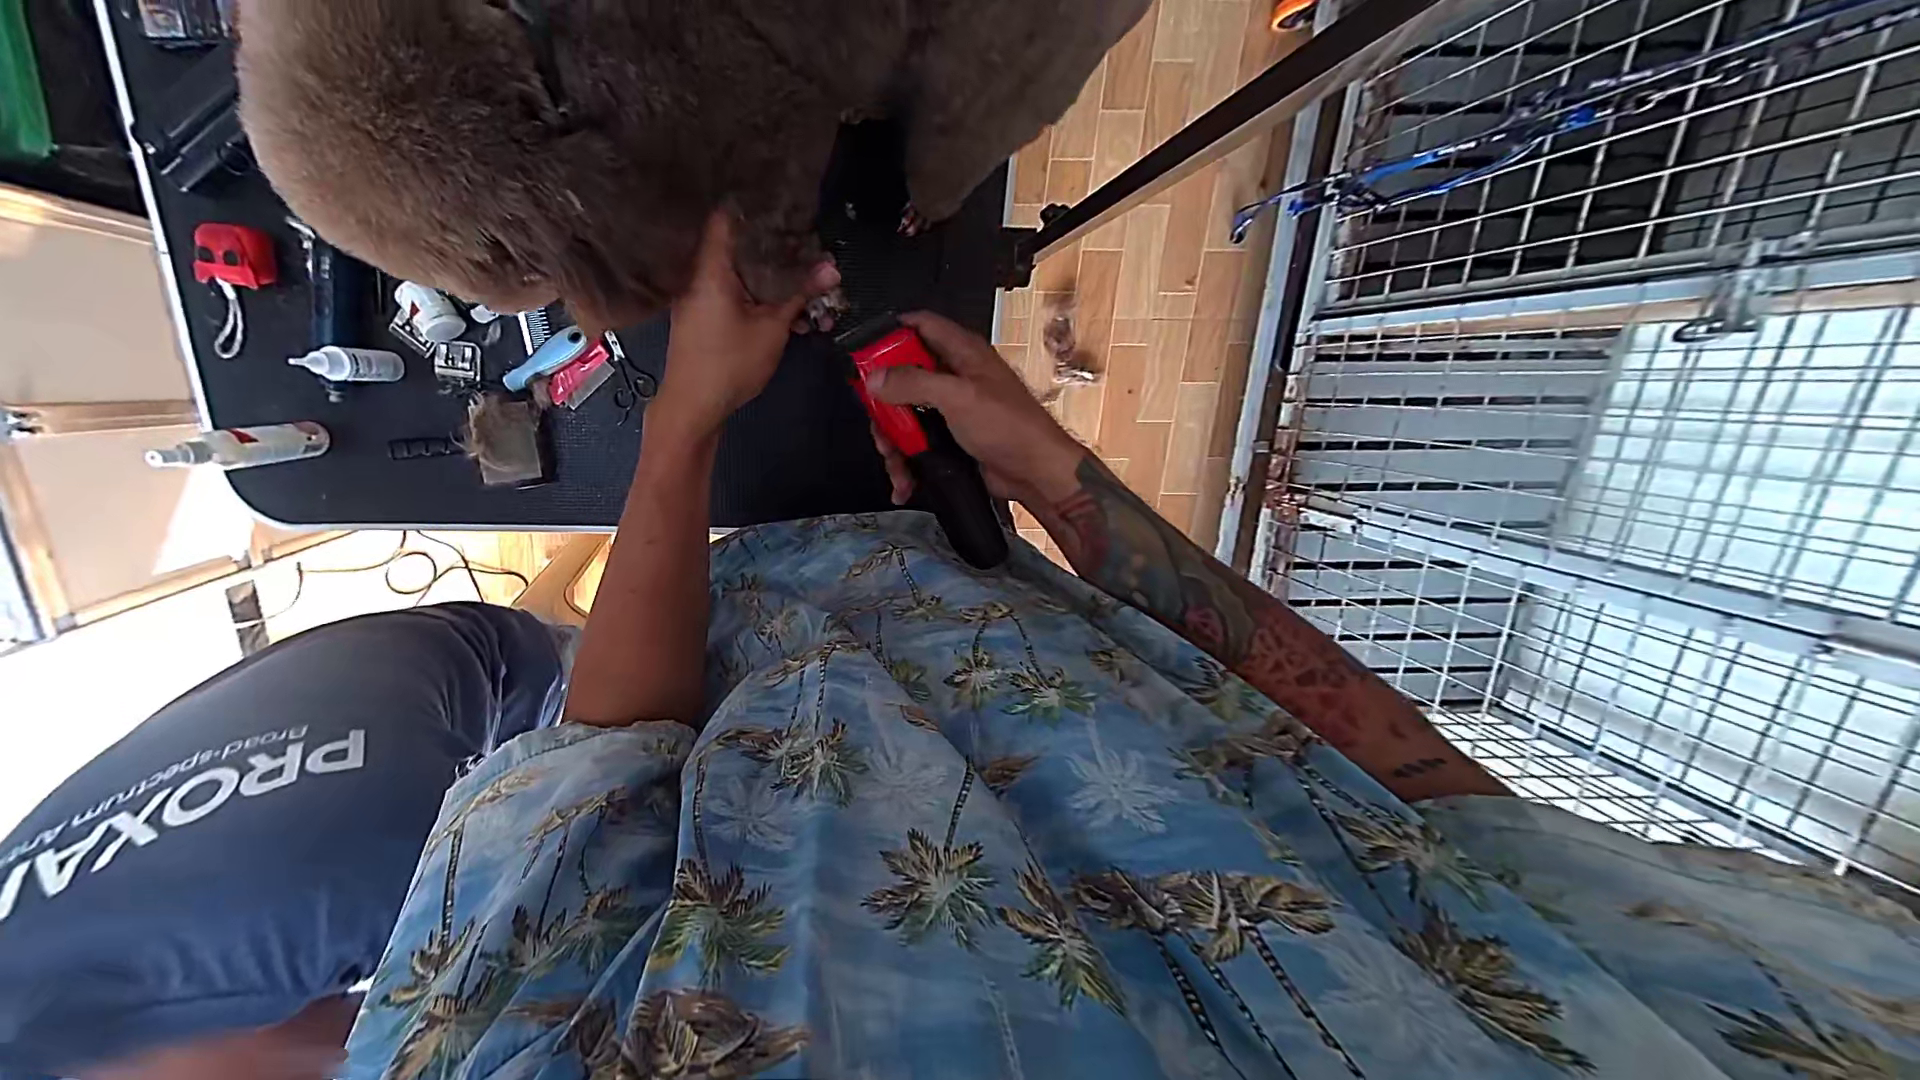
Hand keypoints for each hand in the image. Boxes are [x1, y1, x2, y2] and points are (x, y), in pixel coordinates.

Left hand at [656, 213, 840, 437]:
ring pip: (736, 276)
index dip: (753, 208)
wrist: (694, 405)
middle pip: (734, 248)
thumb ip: (800, 295)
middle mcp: (698, 277)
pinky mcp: (701, 318)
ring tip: (800, 281)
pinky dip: (754, 297)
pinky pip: (730, 296)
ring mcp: (697, 299)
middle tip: (803, 244)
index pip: (726, 219)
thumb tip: (831, 267)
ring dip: (766, 278)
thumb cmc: (730, 363)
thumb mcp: (773, 329)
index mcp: (711, 270)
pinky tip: (782, 310)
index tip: (782, 206)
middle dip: (770, 248)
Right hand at [866, 311, 1087, 509]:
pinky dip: (908, 461)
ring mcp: (953, 409)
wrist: (1034, 472)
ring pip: (907, 416)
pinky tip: (905, 479)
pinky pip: (919, 443)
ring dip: (895, 442)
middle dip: (886, 405)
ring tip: (896, 463)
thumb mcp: (958, 397)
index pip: (920, 325)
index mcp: (962, 353)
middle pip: (903, 378)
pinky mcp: (952, 438)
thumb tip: (877, 378)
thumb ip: (913, 382)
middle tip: (881, 425)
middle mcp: (956, 377)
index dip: (890, 334)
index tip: (866, 356)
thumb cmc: (1012, 428)